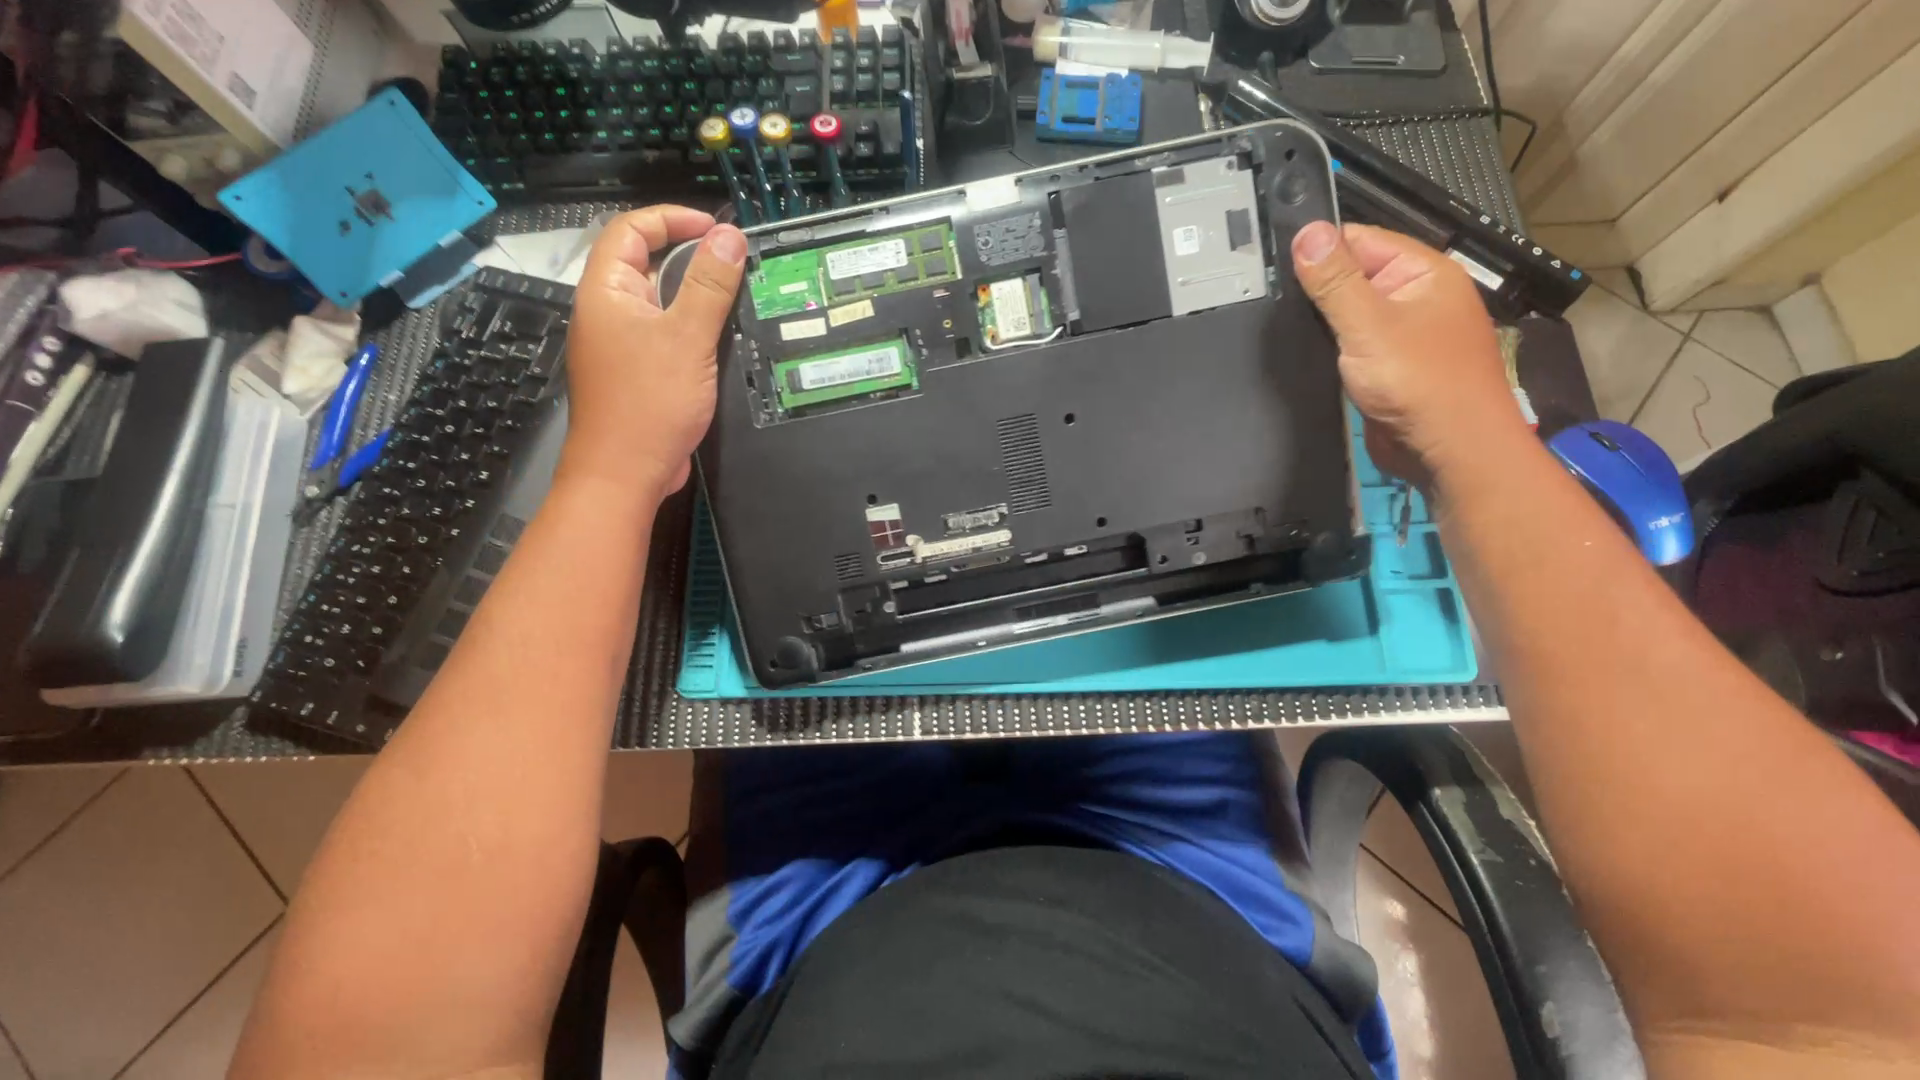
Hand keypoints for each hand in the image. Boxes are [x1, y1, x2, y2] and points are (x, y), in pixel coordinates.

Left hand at [563, 205, 746, 500]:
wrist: (624, 474)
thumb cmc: (649, 402)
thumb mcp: (687, 337)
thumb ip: (709, 285)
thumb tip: (730, 236)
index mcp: (606, 292)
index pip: (631, 230)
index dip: (672, 219)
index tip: (717, 229)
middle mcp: (608, 311)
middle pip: (647, 263)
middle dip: (692, 257)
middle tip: (736, 266)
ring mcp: (622, 343)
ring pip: (662, 302)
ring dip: (698, 296)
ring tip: (739, 299)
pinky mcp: (639, 371)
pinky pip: (667, 334)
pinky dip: (695, 328)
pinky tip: (725, 339)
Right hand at [1291, 221, 1528, 489]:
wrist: (1450, 452)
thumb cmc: (1420, 384)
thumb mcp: (1369, 324)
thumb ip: (1335, 280)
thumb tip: (1308, 232)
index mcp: (1423, 272)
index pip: (1360, 239)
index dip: (1319, 250)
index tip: (1277, 266)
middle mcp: (1416, 297)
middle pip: (1353, 276)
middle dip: (1317, 289)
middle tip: (1274, 300)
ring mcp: (1404, 334)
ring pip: (1350, 314)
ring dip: (1323, 322)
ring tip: (1285, 327)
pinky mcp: (1389, 367)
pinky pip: (1353, 345)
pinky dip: (1332, 348)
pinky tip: (1308, 354)